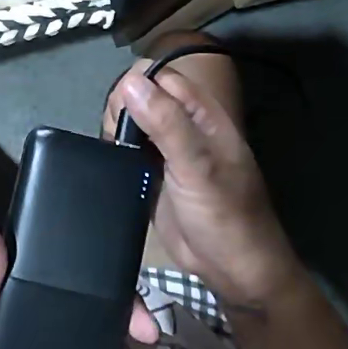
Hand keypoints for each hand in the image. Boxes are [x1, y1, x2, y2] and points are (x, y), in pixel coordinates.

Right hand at [105, 61, 304, 307]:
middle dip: (122, 108)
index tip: (123, 111)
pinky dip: (116, 149)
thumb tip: (130, 82)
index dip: (137, 85)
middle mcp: (183, 125)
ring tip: (119, 153)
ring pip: (131, 119)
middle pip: (140, 93)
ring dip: (117, 129)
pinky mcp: (151, 172)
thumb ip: (166, 123)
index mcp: (202, 114)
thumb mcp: (197, 166)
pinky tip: (114, 162)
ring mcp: (166, 149)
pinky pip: (127, 148)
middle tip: (121, 138)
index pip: (160, 76)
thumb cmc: (225, 215)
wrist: (233, 272)